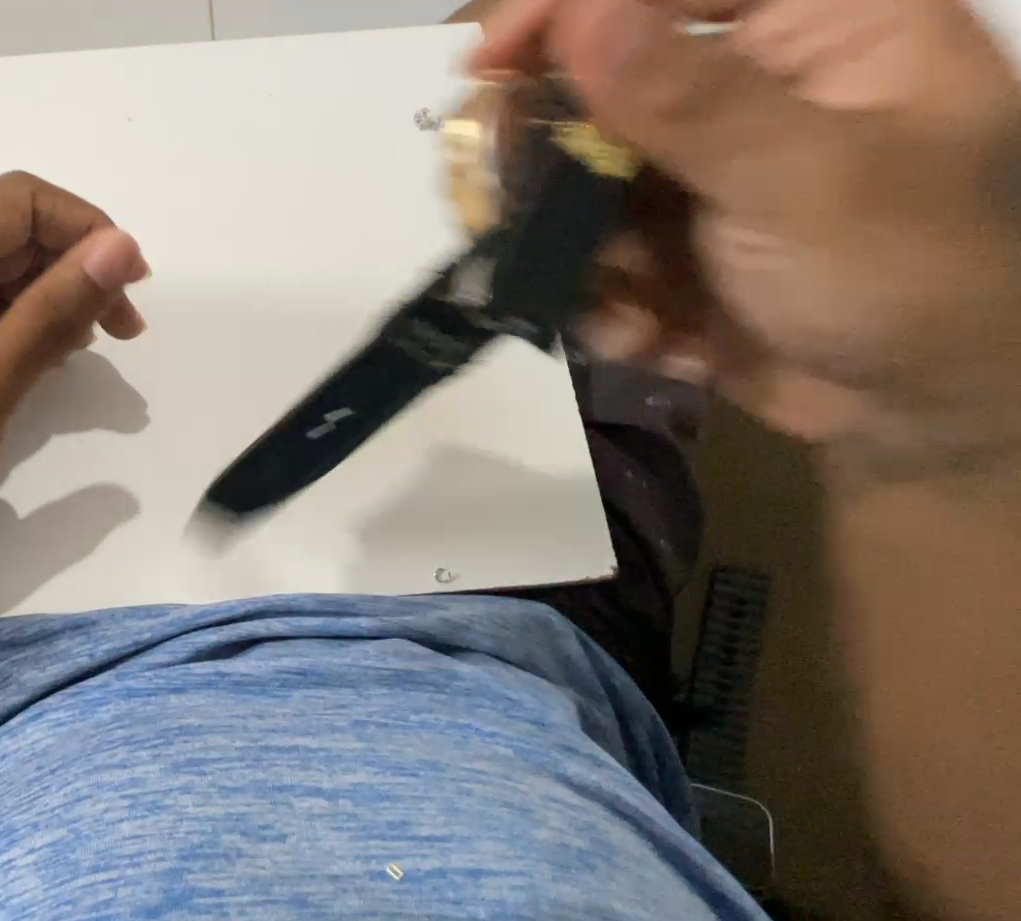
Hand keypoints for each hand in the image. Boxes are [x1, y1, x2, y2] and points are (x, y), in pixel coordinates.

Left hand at [0, 171, 148, 541]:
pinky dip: (25, 324)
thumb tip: (120, 248)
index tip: (134, 282)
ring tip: (93, 345)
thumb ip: (54, 311)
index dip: (87, 228)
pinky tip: (50, 357)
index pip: (21, 201)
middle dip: (77, 267)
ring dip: (56, 298)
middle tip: (125, 328)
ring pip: (2, 272)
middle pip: (14, 232)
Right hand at [478, 0, 1020, 481]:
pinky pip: (587, 258)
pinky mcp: (662, 245)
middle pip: (600, 89)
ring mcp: (694, 175)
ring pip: (577, 186)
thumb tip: (583, 14)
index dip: (571, 11)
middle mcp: (745, 91)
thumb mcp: (802, 178)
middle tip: (514, 210)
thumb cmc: (900, 271)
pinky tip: (651, 338)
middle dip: (552, 164)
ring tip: (625, 305)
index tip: (488, 64)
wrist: (909, 404)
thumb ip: (690, 100)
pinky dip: (600, 304)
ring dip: (581, 257)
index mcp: (817, 30)